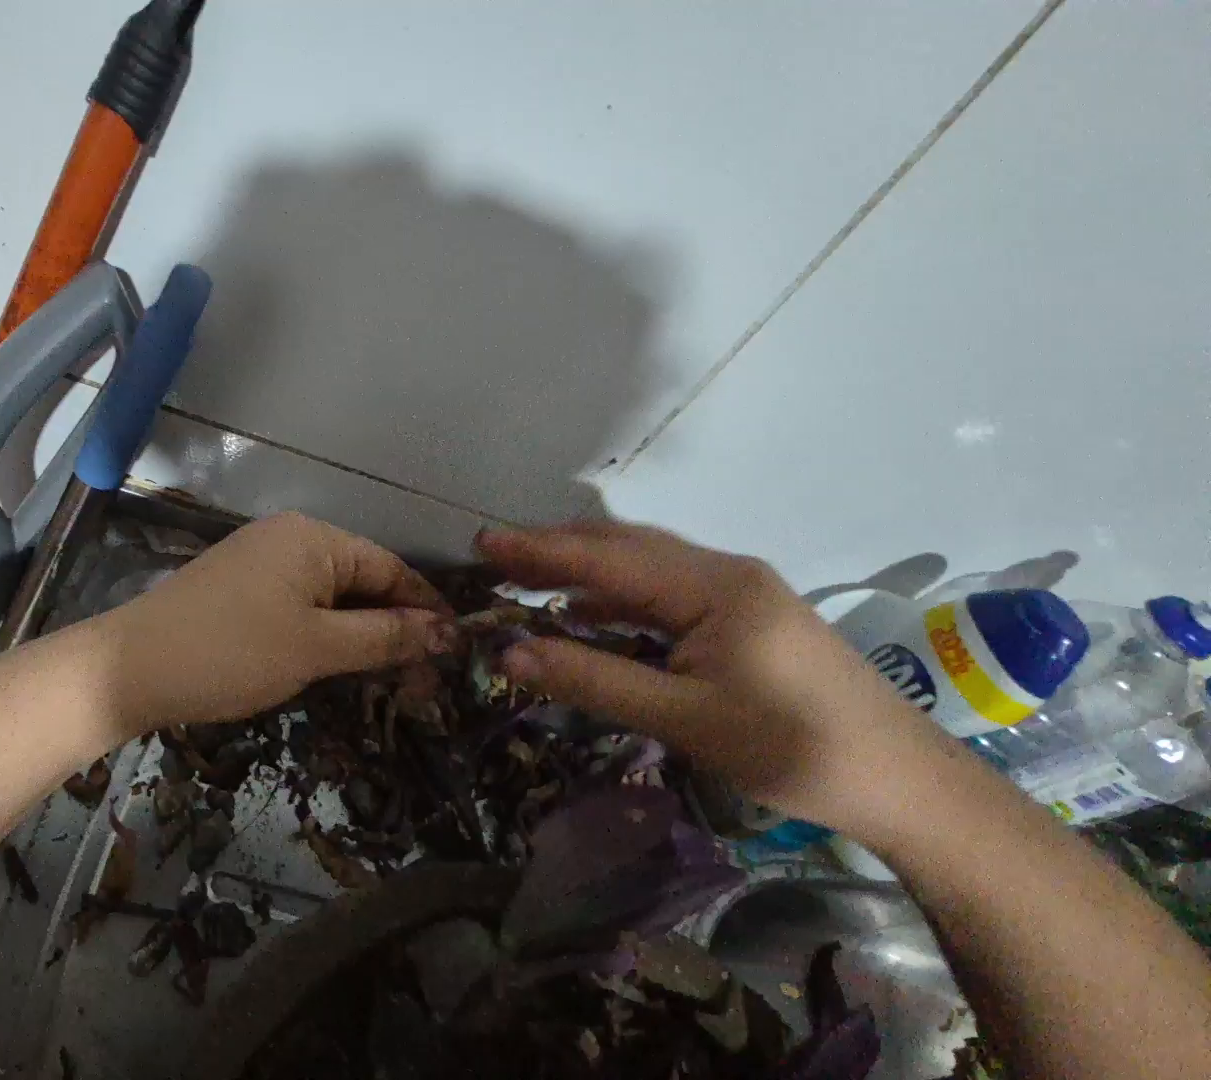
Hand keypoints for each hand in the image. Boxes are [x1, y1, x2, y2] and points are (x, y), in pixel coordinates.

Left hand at [99, 512, 454, 731]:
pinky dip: (323, 632)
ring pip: (330, 595)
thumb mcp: (316, 648)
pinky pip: (299, 604)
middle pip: (361, 578)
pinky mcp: (240, 588)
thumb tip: (445, 633)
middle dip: (393, 626)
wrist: (130, 668)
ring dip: (359, 633)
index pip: (390, 567)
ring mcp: (260, 561)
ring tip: (387, 677)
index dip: (425, 609)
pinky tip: (334, 663)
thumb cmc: (231, 653)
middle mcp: (289, 537)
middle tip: (422, 678)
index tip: (455, 650)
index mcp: (313, 537)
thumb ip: (384, 636)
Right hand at [477, 521, 958, 829]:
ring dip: (585, 569)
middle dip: (557, 549)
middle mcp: (725, 573)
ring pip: (645, 566)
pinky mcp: (745, 618)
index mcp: (713, 587)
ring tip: (527, 577)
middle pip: (625, 546)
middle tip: (495, 556)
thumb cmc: (793, 751)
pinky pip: (665, 592)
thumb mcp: (684, 718)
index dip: (540, 550)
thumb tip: (510, 652)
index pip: (607, 558)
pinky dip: (616, 596)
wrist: (906, 784)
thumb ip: (594, 679)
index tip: (482, 542)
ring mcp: (739, 593)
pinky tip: (589, 611)